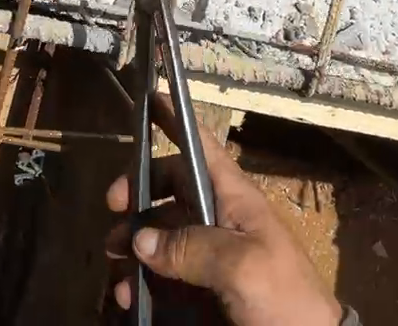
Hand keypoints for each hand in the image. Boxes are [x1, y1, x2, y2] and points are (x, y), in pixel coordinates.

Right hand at [106, 101, 339, 325]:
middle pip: (170, 189)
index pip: (201, 146)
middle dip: (138, 195)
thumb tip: (140, 240)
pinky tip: (128, 297)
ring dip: (134, 246)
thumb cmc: (285, 298)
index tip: (149, 99)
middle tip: (113, 209)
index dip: (176, 121)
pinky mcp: (204, 291)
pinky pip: (164, 277)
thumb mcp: (241, 266)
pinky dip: (142, 284)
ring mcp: (212, 256)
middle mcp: (218, 218)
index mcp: (234, 198)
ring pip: (161, 236)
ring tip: (116, 266)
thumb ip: (189, 247)